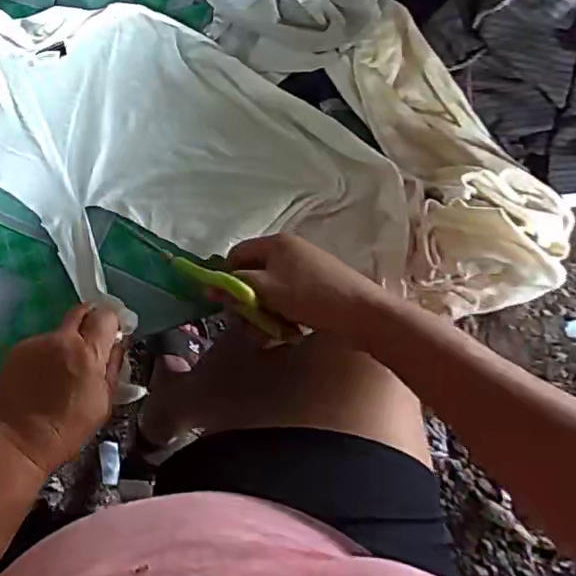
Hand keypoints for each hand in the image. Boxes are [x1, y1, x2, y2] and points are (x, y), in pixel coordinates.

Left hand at [0, 304, 124, 473]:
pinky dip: (46, 353)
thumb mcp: (104, 402)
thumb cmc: (69, 427)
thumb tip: (118, 343)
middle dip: (90, 320)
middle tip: (92, 341)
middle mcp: (61, 339)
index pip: (105, 316)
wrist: (22, 437)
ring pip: (59, 330)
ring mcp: (37, 341)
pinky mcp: (19, 347)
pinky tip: (43, 376)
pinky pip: (40, 343)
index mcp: (87, 353)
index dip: (111, 322)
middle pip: (80, 311)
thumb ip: (113, 367)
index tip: (113, 331)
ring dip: (66, 342)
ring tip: (62, 370)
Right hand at [224, 234, 401, 336]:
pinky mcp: (322, 285)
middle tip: (249, 323)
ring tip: (272, 332)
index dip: (226, 278)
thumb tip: (207, 286)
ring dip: (266, 311)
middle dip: (248, 300)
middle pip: (254, 273)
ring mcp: (308, 267)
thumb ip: (234, 287)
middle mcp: (291, 249)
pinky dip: (285, 312)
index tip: (226, 302)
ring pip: (272, 289)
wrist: (368, 315)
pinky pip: (291, 296)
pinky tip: (292, 330)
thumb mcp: (266, 291)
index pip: (236, 255)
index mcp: (276, 243)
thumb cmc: (311, 297)